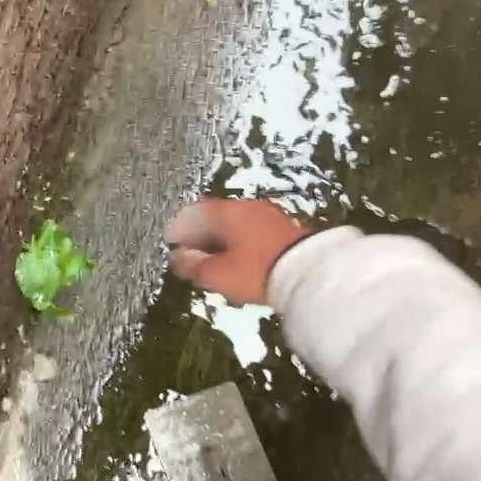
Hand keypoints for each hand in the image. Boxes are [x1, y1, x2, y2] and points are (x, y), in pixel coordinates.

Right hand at [165, 199, 312, 305]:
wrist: (309, 272)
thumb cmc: (255, 271)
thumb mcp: (218, 273)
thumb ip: (194, 265)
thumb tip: (178, 258)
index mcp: (227, 212)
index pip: (193, 213)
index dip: (179, 230)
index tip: (171, 247)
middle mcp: (247, 207)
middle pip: (214, 218)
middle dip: (199, 237)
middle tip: (190, 258)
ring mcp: (268, 216)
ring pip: (234, 226)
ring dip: (219, 242)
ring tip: (212, 264)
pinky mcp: (283, 230)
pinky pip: (251, 233)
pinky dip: (238, 245)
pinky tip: (237, 263)